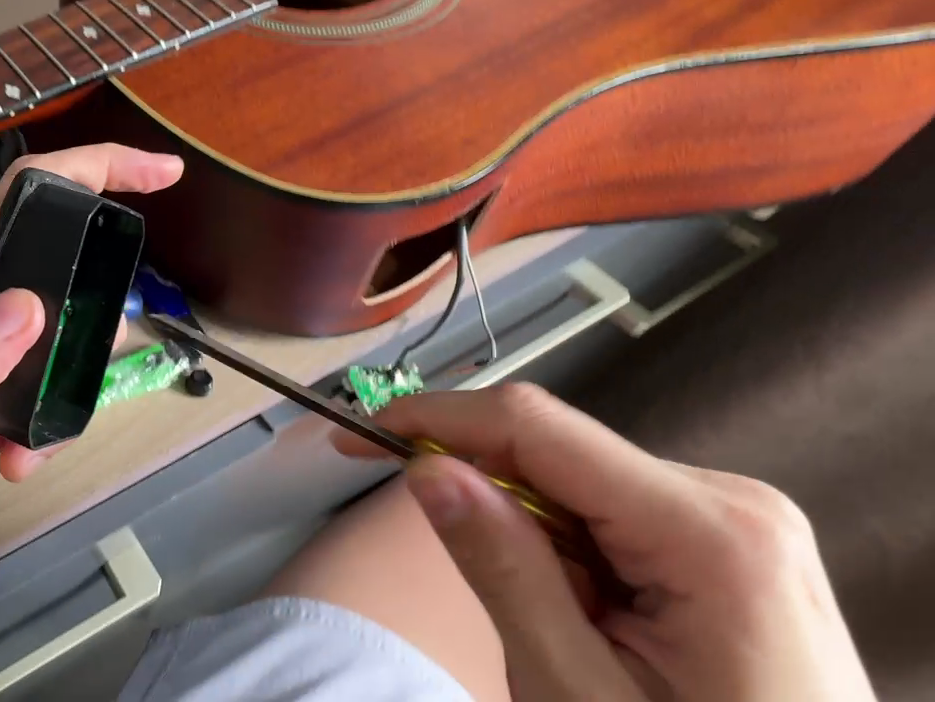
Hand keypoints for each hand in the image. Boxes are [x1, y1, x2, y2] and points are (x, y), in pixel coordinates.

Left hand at [0, 144, 184, 591]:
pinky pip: (33, 369)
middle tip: (94, 368)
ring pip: (52, 322)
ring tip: (36, 438)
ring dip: (68, 379)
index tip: (161, 175)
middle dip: (94, 306)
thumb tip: (30, 305)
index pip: (28, 193)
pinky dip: (43, 413)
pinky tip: (12, 455)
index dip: (96, 168)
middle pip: (55, 257)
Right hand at [336, 384, 872, 701]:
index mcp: (709, 531)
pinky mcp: (724, 534)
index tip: (357, 437)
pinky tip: (586, 605)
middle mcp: (728, 499)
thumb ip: (504, 571)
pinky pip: (602, 502)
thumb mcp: (578, 692)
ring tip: (553, 615)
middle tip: (464, 567)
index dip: (431, 417)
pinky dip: (563, 542)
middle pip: (552, 447)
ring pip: (570, 474)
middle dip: (485, 489)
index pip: (534, 425)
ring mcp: (733, 514)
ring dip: (526, 526)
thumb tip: (424, 468)